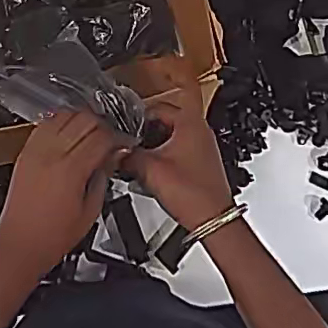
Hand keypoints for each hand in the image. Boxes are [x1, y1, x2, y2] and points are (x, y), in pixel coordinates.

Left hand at [0, 112, 123, 280]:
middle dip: (103, 125)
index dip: (117, 137)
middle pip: (85, 118)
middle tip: (110, 138)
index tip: (122, 144)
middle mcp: (52, 154)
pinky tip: (69, 133)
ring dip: (82, 120)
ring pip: (65, 114)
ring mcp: (36, 150)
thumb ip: (103, 177)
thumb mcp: (90, 211)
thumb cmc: (50, 237)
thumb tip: (113, 156)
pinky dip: (61, 122)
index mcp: (71, 169)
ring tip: (91, 133)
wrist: (18, 246)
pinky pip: (46, 123)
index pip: (101, 136)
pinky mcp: (26, 152)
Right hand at [128, 97, 236, 229]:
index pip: (158, 107)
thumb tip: (116, 152)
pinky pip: (179, 151)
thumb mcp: (150, 170)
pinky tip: (154, 172)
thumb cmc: (192, 194)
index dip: (138, 118)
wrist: (211, 219)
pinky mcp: (202, 161)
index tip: (125, 128)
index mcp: (190, 122)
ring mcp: (202, 146)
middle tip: (130, 146)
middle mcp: (200, 130)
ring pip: (171, 137)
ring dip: (154, 147)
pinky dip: (165, 157)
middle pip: (164, 122)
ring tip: (139, 161)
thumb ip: (129, 156)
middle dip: (145, 134)